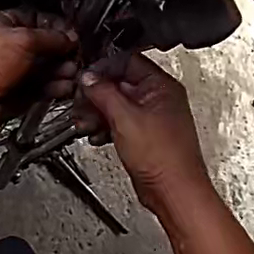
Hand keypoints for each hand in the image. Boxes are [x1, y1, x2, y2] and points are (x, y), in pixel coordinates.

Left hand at [0, 11, 77, 125]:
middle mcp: (3, 47)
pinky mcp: (14, 94)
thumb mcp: (23, 40)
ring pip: (42, 69)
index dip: (55, 26)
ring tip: (72, 72)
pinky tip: (65, 87)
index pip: (35, 19)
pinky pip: (39, 88)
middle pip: (41, 46)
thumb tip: (68, 37)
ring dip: (60, 70)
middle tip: (75, 55)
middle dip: (61, 51)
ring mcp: (8, 71)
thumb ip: (50, 37)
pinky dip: (53, 87)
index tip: (72, 34)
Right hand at [72, 52, 212, 213]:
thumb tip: (89, 78)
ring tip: (85, 122)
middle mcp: (158, 99)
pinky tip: (96, 135)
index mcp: (161, 86)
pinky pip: (119, 123)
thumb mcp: (125, 117)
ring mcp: (151, 118)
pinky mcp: (144, 136)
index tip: (85, 79)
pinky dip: (105, 127)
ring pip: (117, 105)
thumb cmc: (163, 158)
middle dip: (96, 95)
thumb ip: (103, 92)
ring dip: (97, 112)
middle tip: (81, 103)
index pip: (127, 62)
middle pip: (119, 84)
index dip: (103, 69)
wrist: (172, 191)